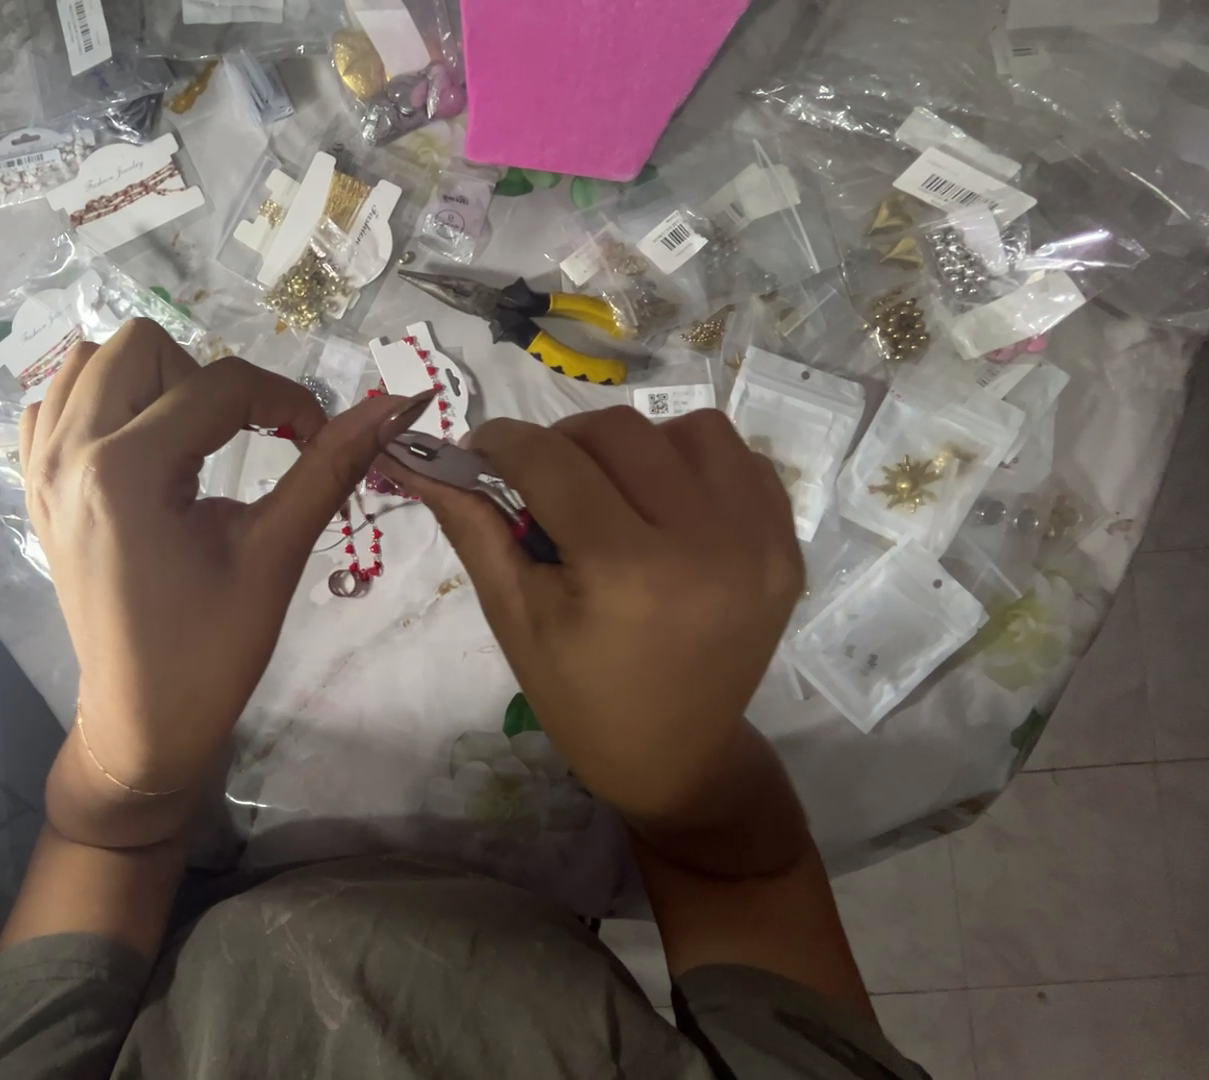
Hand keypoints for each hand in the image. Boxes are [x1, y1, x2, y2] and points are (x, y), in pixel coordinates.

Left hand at [20, 320, 434, 846]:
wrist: (141, 722)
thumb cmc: (212, 651)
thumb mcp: (274, 555)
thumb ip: (329, 467)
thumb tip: (395, 403)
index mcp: (127, 471)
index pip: (221, 384)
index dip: (287, 400)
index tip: (316, 437)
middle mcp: (69, 453)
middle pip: (141, 346)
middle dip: (205, 380)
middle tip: (237, 441)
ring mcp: (40, 471)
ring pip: (88, 363)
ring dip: (150, 383)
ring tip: (186, 444)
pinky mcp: (36, 492)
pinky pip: (52, 406)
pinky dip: (97, 406)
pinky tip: (135, 453)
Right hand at [392, 407, 803, 828]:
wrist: (674, 754)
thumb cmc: (577, 695)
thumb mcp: (512, 615)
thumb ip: (472, 528)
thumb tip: (421, 463)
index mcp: (626, 571)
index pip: (551, 462)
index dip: (501, 442)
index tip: (478, 449)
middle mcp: (705, 542)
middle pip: (618, 432)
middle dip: (560, 442)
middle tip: (539, 482)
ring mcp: (759, 540)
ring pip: (686, 429)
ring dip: (632, 446)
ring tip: (607, 490)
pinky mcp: (787, 544)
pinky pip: (737, 457)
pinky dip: (689, 461)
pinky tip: (661, 502)